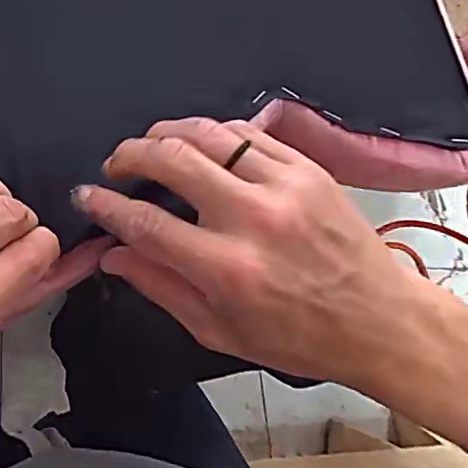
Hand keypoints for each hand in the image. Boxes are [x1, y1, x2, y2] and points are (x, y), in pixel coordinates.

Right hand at [72, 119, 458, 394]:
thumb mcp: (221, 331)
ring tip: (150, 143)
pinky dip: (215, 131)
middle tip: (116, 163)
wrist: (379, 317)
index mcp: (227, 269)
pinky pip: (247, 132)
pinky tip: (201, 141)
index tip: (88, 194)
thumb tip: (112, 254)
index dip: (107, 205)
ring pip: (209, 133)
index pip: (147, 222)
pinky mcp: (306, 166)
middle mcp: (252, 217)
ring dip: (168, 132)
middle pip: (172, 160)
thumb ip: (161, 287)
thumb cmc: (299, 335)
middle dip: (130, 153)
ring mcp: (283, 184)